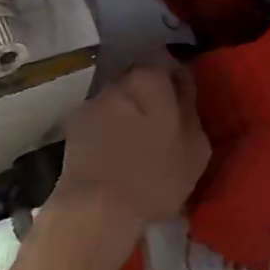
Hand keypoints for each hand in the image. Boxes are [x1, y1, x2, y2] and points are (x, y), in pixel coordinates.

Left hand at [54, 65, 211, 229]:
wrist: (97, 205)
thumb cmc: (156, 177)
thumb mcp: (195, 149)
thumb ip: (191, 111)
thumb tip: (183, 93)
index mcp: (151, 79)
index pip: (168, 64)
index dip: (176, 83)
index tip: (181, 105)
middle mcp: (119, 80)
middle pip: (139, 80)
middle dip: (149, 97)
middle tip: (159, 127)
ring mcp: (93, 100)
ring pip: (117, 99)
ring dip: (126, 113)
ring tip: (133, 144)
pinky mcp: (73, 122)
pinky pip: (98, 118)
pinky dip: (106, 128)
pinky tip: (111, 153)